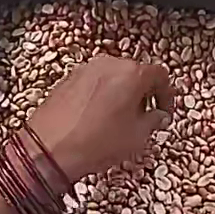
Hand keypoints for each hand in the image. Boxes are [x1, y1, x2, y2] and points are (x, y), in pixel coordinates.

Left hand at [27, 56, 173, 178]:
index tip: (164, 111)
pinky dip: (101, 95)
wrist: (48, 149)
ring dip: (121, 93)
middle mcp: (108, 64)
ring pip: (113, 76)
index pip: (160, 75)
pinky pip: (94, 82)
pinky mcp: (68, 79)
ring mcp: (85, 69)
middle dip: (143, 94)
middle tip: (145, 117)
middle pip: (135, 73)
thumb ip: (153, 120)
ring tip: (120, 120)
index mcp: (131, 73)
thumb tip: (157, 115)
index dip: (166, 95)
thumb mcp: (137, 136)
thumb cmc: (94, 143)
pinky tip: (98, 118)